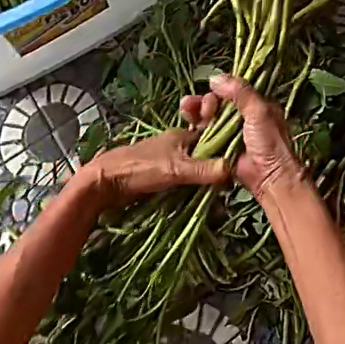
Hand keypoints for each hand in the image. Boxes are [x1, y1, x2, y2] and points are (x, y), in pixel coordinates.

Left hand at [78, 124, 232, 209]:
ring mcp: (169, 163)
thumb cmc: (140, 168)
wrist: (104, 183)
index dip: (226, 153)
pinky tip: (201, 207)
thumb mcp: (176, 168)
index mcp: (182, 136)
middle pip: (205, 159)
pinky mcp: (161, 179)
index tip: (239, 171)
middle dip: (216, 176)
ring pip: (195, 174)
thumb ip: (203, 169)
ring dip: (204, 188)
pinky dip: (192, 194)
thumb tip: (232, 169)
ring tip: (218, 206)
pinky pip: (184, 185)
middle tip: (227, 195)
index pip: (213, 140)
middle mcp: (178, 147)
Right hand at [188, 73, 304, 201]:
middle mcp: (242, 117)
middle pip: (217, 104)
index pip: (233, 90)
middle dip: (204, 101)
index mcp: (256, 105)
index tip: (211, 90)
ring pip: (208, 118)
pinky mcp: (219, 147)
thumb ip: (240, 92)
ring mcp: (230, 133)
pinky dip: (195, 128)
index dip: (219, 89)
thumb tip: (215, 78)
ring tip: (187, 109)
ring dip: (196, 112)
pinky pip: (204, 134)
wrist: (268, 177)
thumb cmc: (268, 142)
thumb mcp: (258, 111)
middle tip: (196, 104)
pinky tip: (187, 123)